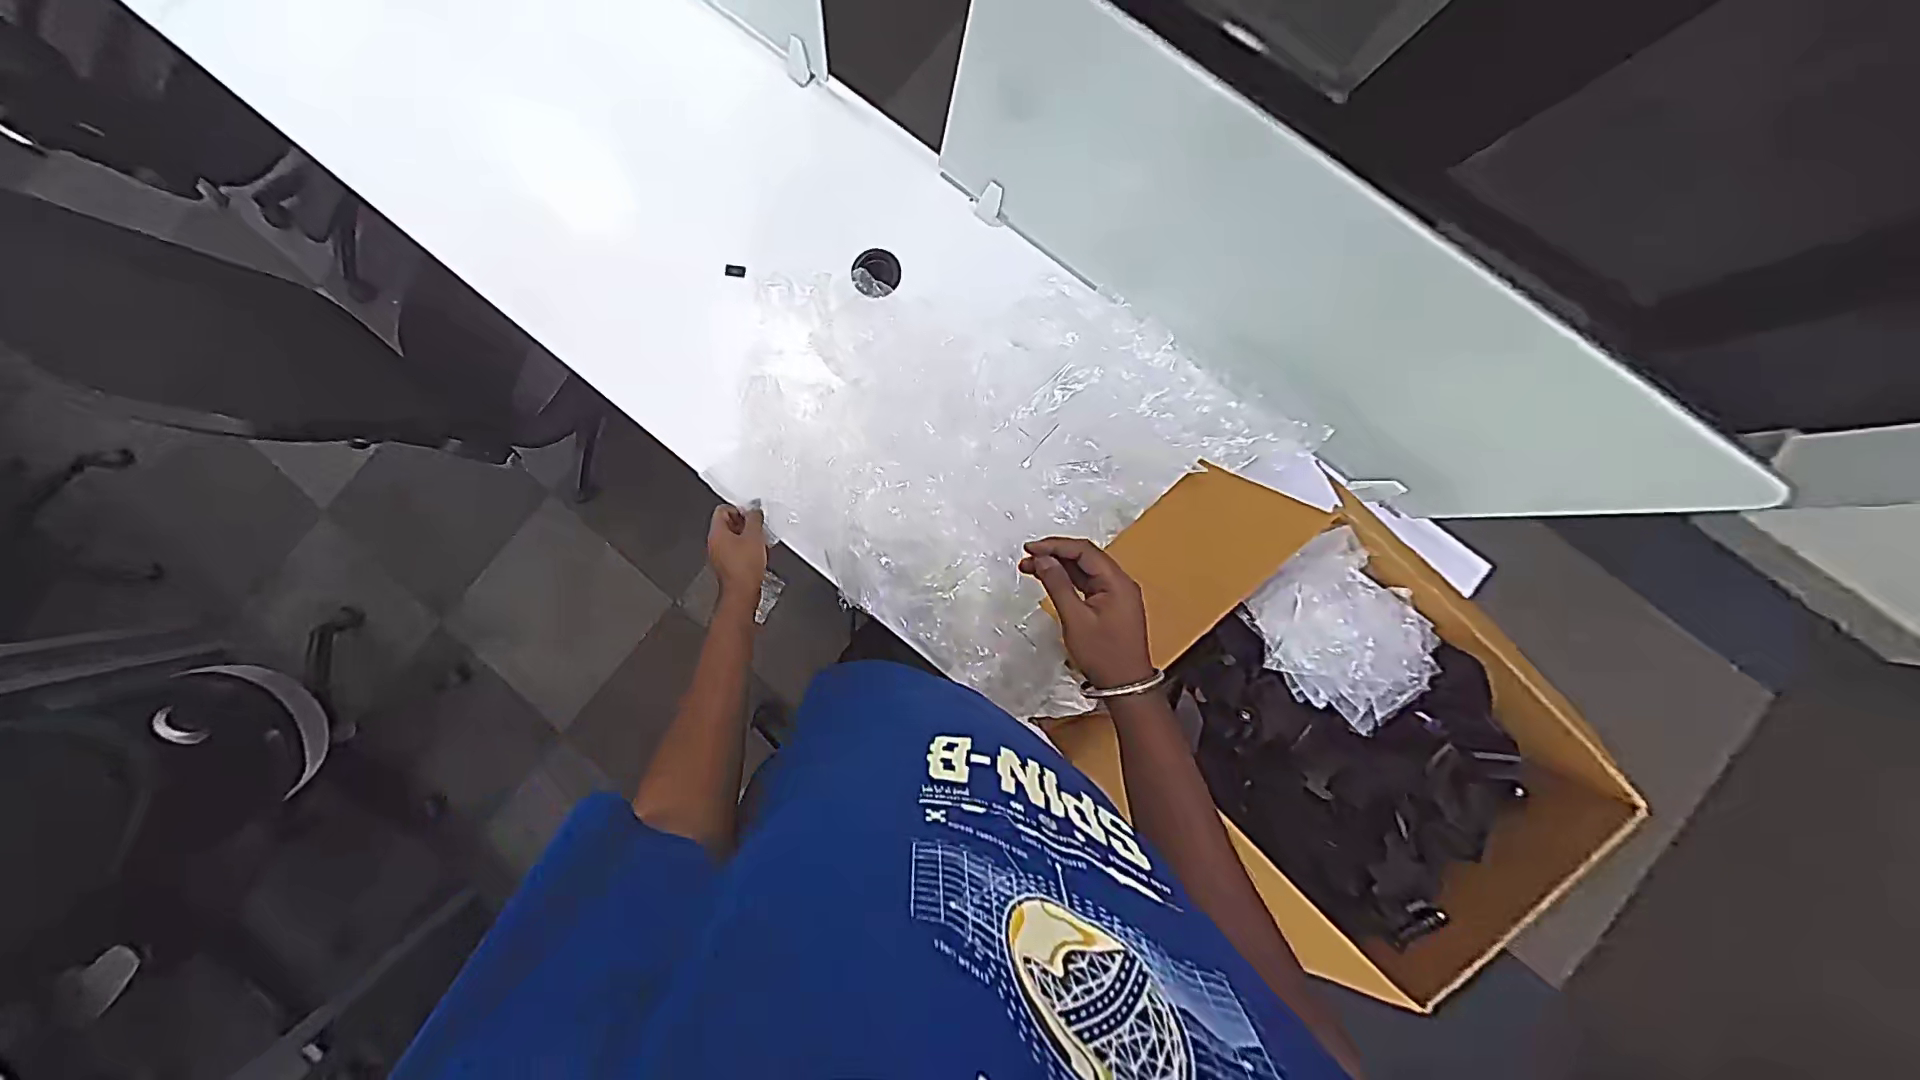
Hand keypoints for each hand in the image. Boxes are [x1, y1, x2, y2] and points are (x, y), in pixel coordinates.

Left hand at [708, 503, 767, 603]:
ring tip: (760, 542)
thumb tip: (754, 511)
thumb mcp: (754, 536)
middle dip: (745, 524)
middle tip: (757, 528)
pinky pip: (736, 550)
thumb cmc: (744, 567)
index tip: (751, 514)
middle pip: (728, 524)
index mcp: (717, 533)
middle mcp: (715, 543)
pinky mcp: (727, 564)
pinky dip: (747, 549)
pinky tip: (758, 554)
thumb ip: (754, 519)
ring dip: (747, 537)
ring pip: (733, 538)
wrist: (742, 591)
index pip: (722, 510)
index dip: (738, 509)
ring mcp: (720, 554)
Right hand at [1020, 537, 1154, 689]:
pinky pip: (1088, 583)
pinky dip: (1068, 580)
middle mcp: (1120, 583)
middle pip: (1084, 557)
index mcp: (1117, 582)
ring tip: (1032, 567)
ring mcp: (1117, 593)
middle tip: (1028, 558)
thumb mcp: (1075, 618)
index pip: (1084, 551)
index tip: (1031, 548)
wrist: (1125, 685)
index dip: (1055, 546)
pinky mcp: (1111, 604)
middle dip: (1054, 554)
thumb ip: (1058, 585)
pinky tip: (1050, 579)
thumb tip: (1043, 560)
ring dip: (1059, 566)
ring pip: (1084, 570)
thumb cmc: (1104, 655)